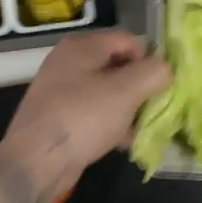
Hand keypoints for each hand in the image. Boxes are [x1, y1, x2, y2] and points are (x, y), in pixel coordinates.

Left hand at [0, 29, 171, 200]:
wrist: (36, 161)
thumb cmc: (82, 118)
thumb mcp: (125, 92)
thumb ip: (153, 73)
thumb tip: (165, 70)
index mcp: (82, 46)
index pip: (129, 40)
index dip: (149, 61)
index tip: (161, 87)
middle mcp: (69, 61)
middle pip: (119, 66)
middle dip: (139, 89)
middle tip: (151, 111)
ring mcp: (62, 88)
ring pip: (108, 92)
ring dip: (127, 109)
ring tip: (136, 131)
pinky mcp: (60, 114)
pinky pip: (94, 111)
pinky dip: (110, 123)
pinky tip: (120, 142)